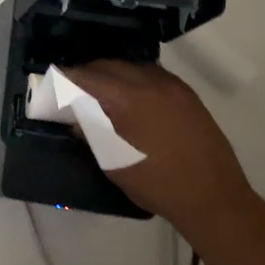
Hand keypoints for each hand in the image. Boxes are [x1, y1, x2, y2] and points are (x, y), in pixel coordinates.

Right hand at [63, 60, 255, 234]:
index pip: (89, 76)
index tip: (51, 80)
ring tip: (98, 91)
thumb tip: (76, 116)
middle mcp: (152, 83)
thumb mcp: (113, 161)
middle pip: (110, 65)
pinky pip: (153, 75)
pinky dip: (133, 79)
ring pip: (133, 67)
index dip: (66, 77)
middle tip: (70, 87)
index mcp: (130, 98)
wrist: (214, 198)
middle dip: (87, 72)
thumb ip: (91, 131)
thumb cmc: (157, 183)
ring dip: (111, 74)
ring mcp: (174, 88)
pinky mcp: (188, 96)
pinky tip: (129, 96)